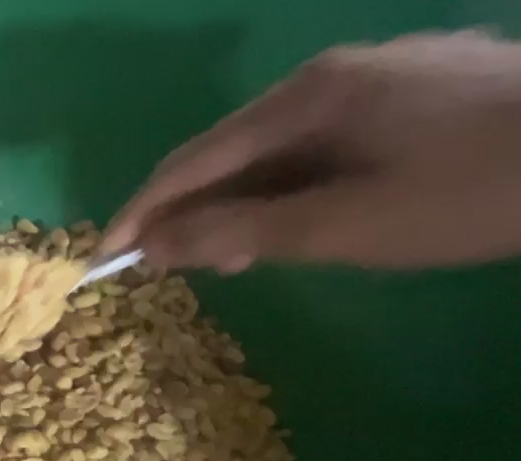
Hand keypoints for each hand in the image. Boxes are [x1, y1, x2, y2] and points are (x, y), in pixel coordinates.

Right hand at [103, 31, 520, 270]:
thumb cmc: (475, 191)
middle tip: (174, 269)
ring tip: (235, 256)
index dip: (139, 215)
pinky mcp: (426, 90)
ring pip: (278, 150)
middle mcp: (336, 74)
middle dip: (191, 212)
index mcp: (307, 97)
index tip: (102, 262)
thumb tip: (151, 246)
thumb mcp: (339, 225)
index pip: (189, 162)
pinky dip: (293, 186)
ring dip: (242, 204)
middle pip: (230, 152)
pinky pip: (327, 142)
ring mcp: (385, 76)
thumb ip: (233, 232)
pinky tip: (301, 219)